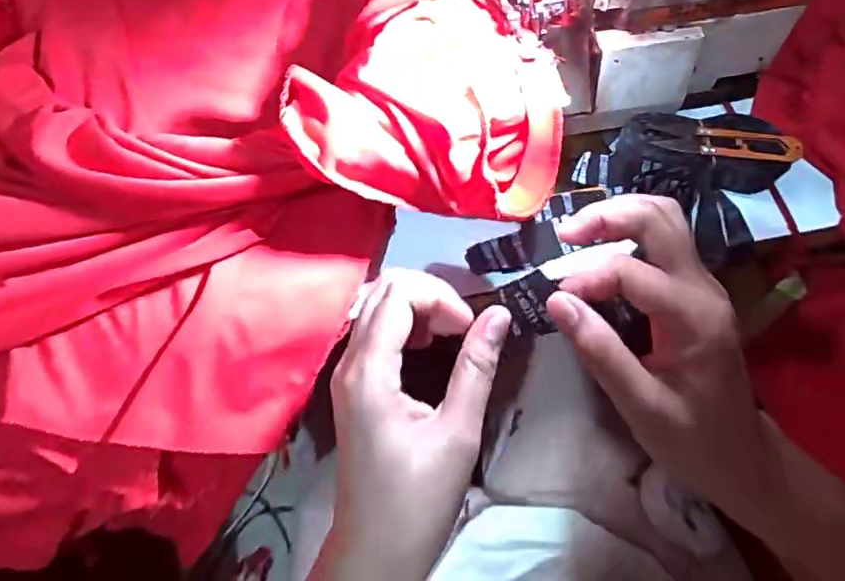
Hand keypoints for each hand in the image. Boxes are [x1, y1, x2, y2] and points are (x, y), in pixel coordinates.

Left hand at [313, 269, 510, 580]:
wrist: (373, 557)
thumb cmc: (416, 501)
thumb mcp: (456, 434)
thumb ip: (476, 367)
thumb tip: (499, 313)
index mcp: (368, 370)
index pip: (398, 294)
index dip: (440, 297)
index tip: (470, 326)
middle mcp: (349, 361)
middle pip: (383, 290)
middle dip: (429, 294)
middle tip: (462, 324)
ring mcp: (346, 371)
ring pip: (377, 305)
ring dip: (417, 306)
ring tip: (450, 331)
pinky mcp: (353, 384)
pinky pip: (374, 328)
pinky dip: (404, 322)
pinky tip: (428, 344)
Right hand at [545, 196, 791, 545]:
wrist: (745, 460)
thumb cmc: (694, 440)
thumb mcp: (641, 407)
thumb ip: (600, 352)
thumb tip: (557, 301)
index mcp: (692, 316)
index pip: (630, 271)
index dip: (587, 277)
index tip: (557, 297)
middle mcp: (702, 286)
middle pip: (658, 218)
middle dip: (607, 215)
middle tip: (565, 233)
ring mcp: (702, 281)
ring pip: (664, 217)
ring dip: (620, 214)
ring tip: (580, 231)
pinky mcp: (695, 285)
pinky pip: (664, 236)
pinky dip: (630, 227)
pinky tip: (604, 243)